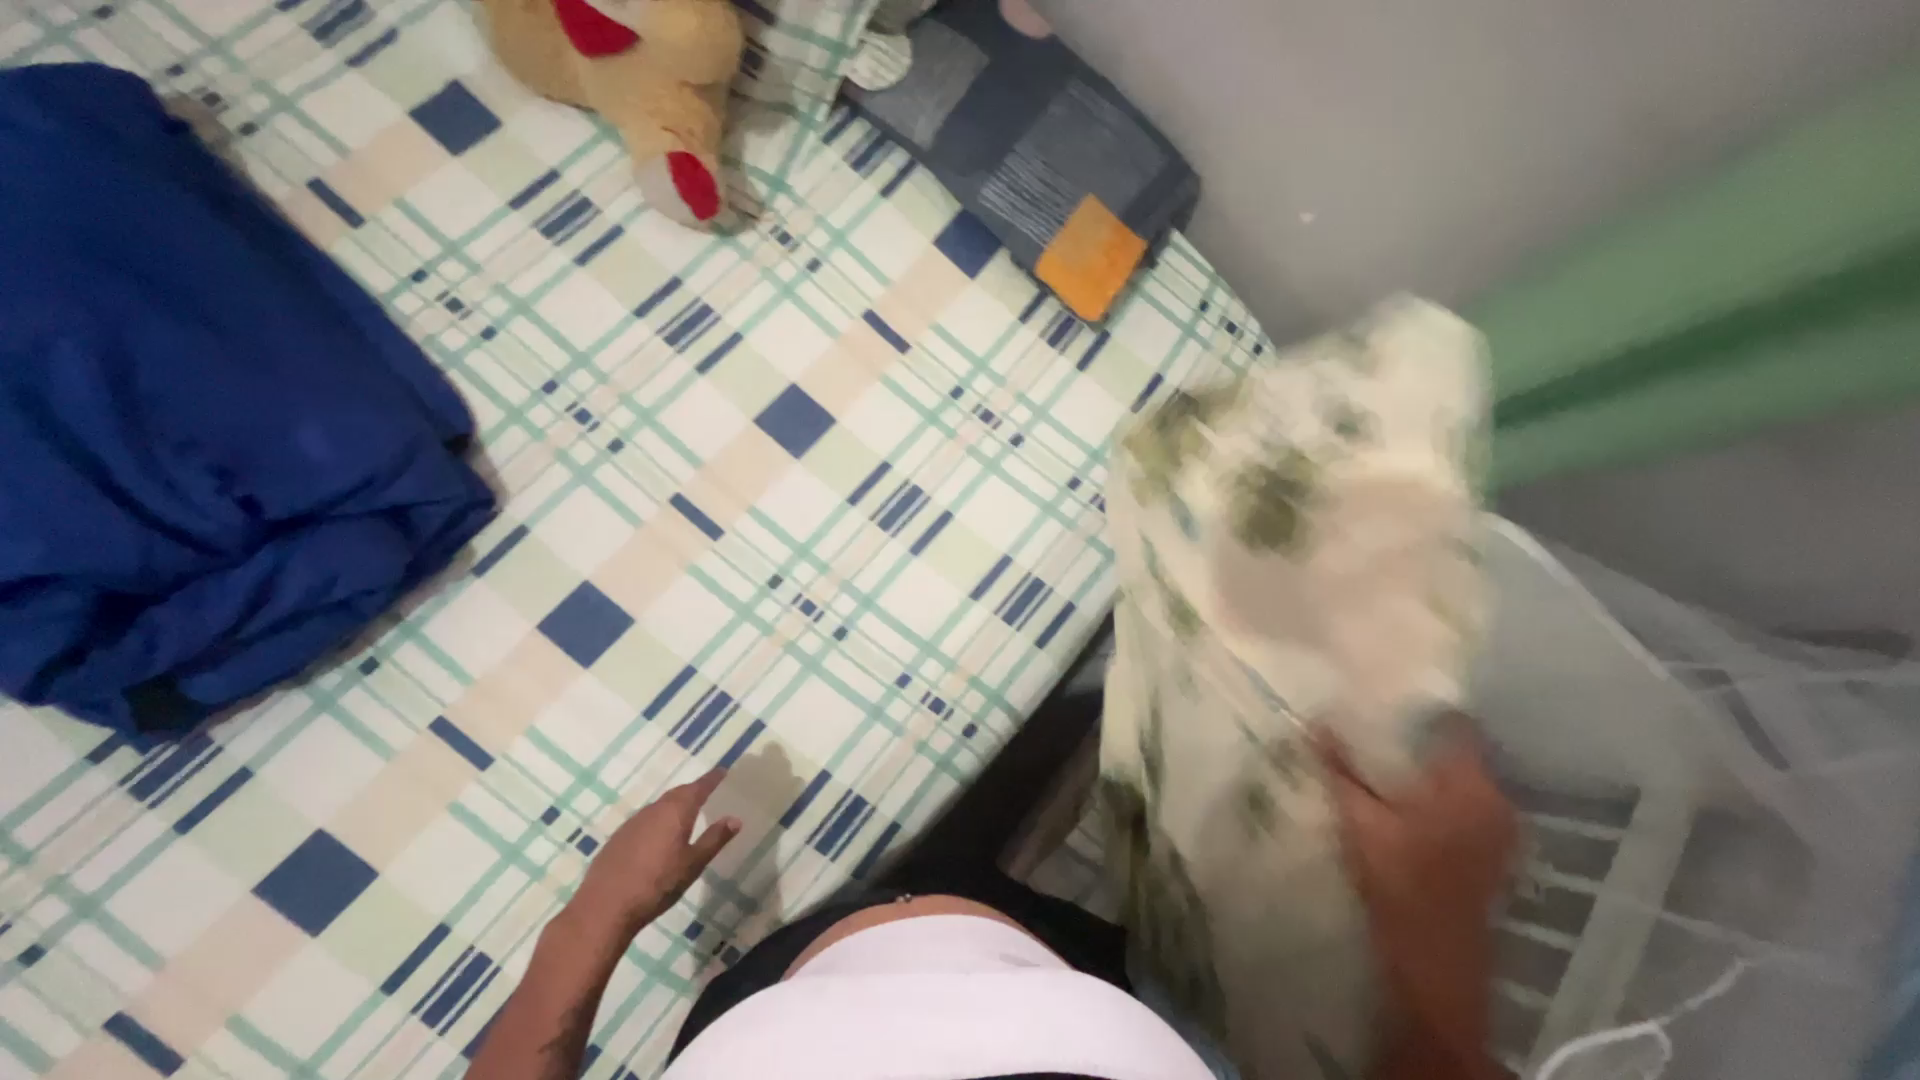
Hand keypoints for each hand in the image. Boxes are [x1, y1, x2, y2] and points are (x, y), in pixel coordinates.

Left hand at [567, 768, 740, 939]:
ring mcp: (632, 823)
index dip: (712, 778)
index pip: (698, 787)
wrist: (605, 907)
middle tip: (707, 792)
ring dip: (674, 806)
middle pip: (677, 793)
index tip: (722, 771)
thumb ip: (714, 839)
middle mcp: (653, 810)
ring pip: (659, 807)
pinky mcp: (618, 838)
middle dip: (693, 791)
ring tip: (685, 815)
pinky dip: (657, 821)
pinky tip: (658, 838)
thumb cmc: (657, 884)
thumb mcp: (693, 864)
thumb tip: (735, 818)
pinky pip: (644, 821)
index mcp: (675, 812)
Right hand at [1312, 718, 1517, 1073]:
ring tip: (1386, 764)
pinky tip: (1405, 802)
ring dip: (1430, 771)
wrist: (1435, 962)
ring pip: (1464, 780)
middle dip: (1419, 740)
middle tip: (1376, 732)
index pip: (1456, 724)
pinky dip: (1440, 796)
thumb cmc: (1399, 885)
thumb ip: (1340, 769)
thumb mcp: (1359, 822)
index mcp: (1471, 786)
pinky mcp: (1497, 853)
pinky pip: (1468, 805)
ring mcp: (1504, 830)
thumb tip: (1316, 722)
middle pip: (1460, 751)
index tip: (1385, 701)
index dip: (1420, 709)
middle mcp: (1499, 801)